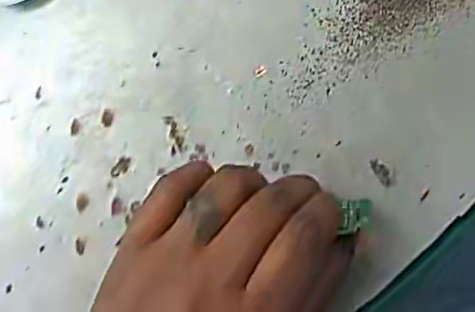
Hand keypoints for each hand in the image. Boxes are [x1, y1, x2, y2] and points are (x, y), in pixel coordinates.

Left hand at [92, 162, 352, 311]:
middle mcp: (209, 282)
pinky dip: (196, 176)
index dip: (326, 213)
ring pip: (226, 186)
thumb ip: (312, 297)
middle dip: (300, 192)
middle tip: (306, 199)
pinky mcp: (132, 249)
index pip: (303, 237)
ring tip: (260, 198)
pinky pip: (170, 188)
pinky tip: (212, 186)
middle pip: (270, 205)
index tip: (331, 211)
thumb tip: (342, 241)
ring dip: (253, 183)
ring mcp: (166, 260)